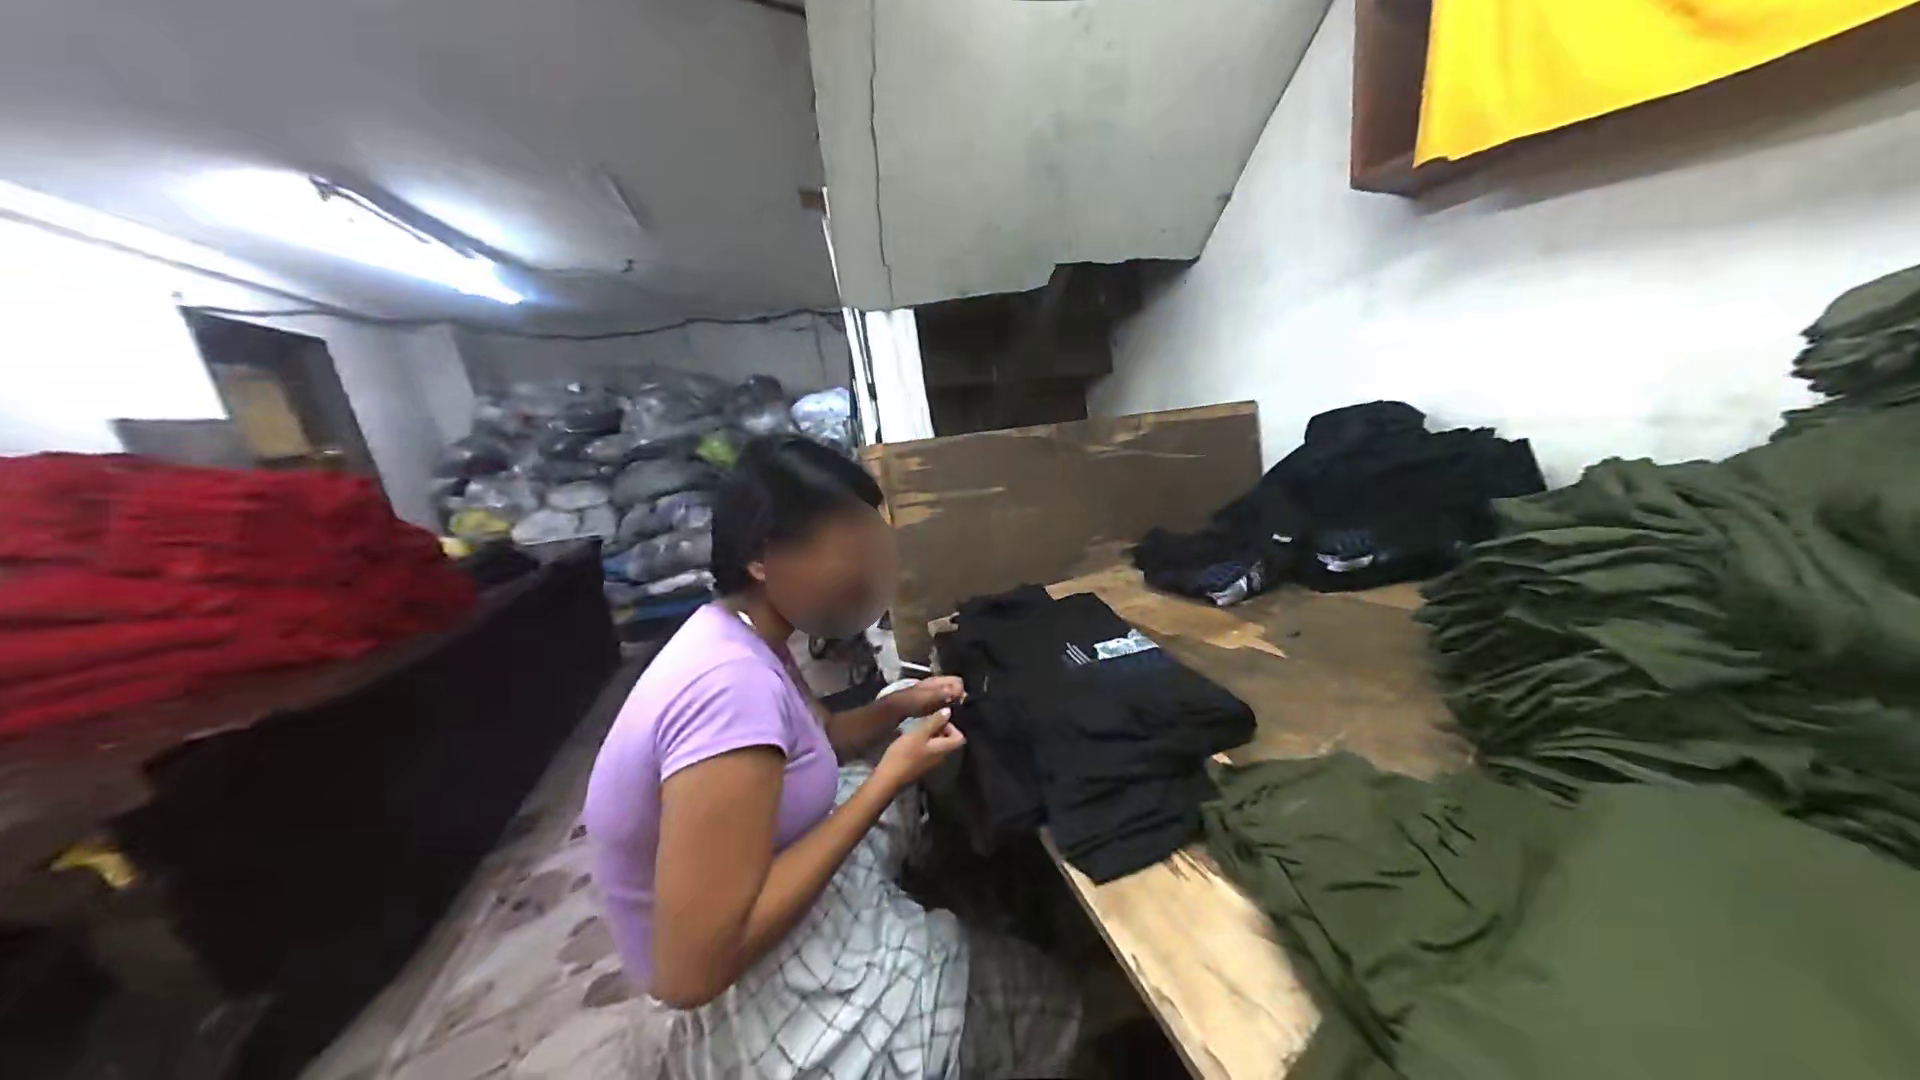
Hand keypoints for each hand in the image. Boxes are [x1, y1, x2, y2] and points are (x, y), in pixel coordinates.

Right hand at [875, 711, 965, 791]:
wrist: (888, 778)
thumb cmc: (904, 754)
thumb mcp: (919, 733)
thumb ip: (935, 721)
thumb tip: (949, 711)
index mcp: (943, 749)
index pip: (959, 738)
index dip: (952, 727)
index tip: (937, 721)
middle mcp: (941, 757)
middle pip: (948, 740)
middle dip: (939, 728)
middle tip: (924, 723)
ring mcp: (930, 762)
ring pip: (936, 744)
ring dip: (929, 734)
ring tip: (915, 729)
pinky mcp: (920, 765)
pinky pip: (927, 750)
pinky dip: (922, 742)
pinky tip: (909, 739)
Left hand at [884, 676, 966, 721]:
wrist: (892, 710)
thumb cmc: (910, 703)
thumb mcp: (928, 697)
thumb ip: (944, 693)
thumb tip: (961, 691)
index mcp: (936, 681)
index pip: (957, 681)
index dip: (962, 690)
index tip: (962, 703)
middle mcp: (934, 685)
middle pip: (953, 688)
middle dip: (958, 697)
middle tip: (958, 710)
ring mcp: (929, 693)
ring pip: (947, 696)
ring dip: (951, 703)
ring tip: (952, 715)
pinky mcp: (926, 703)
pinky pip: (940, 703)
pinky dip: (943, 708)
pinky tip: (942, 716)